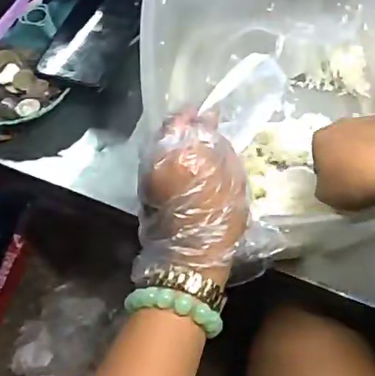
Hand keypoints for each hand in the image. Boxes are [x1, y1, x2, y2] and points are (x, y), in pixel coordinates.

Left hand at [138, 110, 248, 276]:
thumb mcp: (232, 176)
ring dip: (177, 146)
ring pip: (161, 146)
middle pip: (169, 131)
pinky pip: (158, 163)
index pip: (185, 118)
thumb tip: (209, 121)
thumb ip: (219, 144)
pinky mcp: (142, 189)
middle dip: (185, 130)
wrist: (190, 259)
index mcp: (181, 148)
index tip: (210, 117)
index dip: (198, 117)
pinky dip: (170, 162)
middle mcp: (157, 156)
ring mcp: (146, 172)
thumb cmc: (218, 216)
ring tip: (197, 153)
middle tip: (204, 134)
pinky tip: (187, 170)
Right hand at [311, 113, 374, 211]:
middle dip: (349, 152)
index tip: (340, 181)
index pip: (319, 153)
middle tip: (361, 174)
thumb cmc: (358, 185)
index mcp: (322, 138)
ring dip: (371, 145)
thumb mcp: (327, 196)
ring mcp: (371, 117)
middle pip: (343, 139)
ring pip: (367, 132)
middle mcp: (343, 122)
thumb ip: (322, 184)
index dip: (328, 168)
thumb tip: (329, 178)